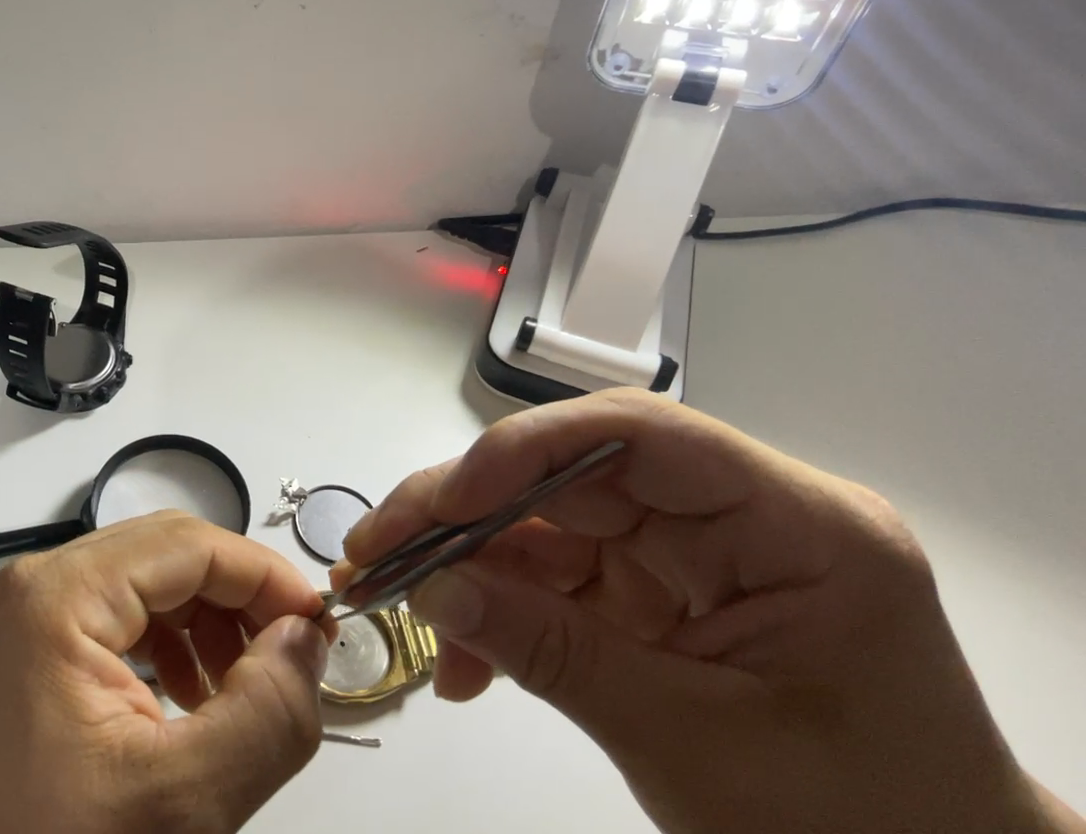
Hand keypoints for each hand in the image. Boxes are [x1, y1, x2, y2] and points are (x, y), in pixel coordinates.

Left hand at [0, 512, 336, 833]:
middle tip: (288, 662)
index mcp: (61, 595)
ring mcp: (25, 619)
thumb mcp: (175, 802)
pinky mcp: (24, 654)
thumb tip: (305, 642)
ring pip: (144, 588)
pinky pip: (114, 623)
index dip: (266, 577)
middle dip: (239, 601)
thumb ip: (265, 716)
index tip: (318, 627)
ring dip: (205, 627)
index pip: (190, 544)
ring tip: (238, 695)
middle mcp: (37, 588)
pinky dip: (166, 650)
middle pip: (167, 556)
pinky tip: (186, 704)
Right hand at [338, 389, 1083, 833]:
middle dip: (463, 513)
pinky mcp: (652, 594)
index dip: (529, 447)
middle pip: (569, 476)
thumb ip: (553, 654)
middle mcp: (733, 518)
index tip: (444, 501)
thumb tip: (431, 588)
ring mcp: (686, 556)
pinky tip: (462, 665)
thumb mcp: (693, 744)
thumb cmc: (854, 829)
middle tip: (377, 552)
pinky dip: (497, 615)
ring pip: (544, 525)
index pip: (644, 437)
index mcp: (796, 527)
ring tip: (397, 611)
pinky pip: (552, 581)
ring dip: (466, 570)